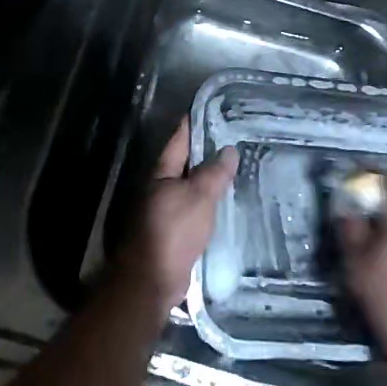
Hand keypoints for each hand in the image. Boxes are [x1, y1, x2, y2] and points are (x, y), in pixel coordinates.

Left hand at [116, 119, 238, 310]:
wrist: (154, 275)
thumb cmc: (174, 230)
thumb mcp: (198, 197)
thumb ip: (213, 173)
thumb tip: (228, 149)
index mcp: (161, 173)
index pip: (178, 141)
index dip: (191, 125)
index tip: (207, 110)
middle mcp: (159, 187)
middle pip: (182, 164)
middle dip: (203, 152)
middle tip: (231, 139)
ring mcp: (163, 210)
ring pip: (188, 187)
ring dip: (207, 178)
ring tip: (233, 170)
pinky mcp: (172, 231)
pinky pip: (192, 208)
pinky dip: (207, 202)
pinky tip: (223, 204)